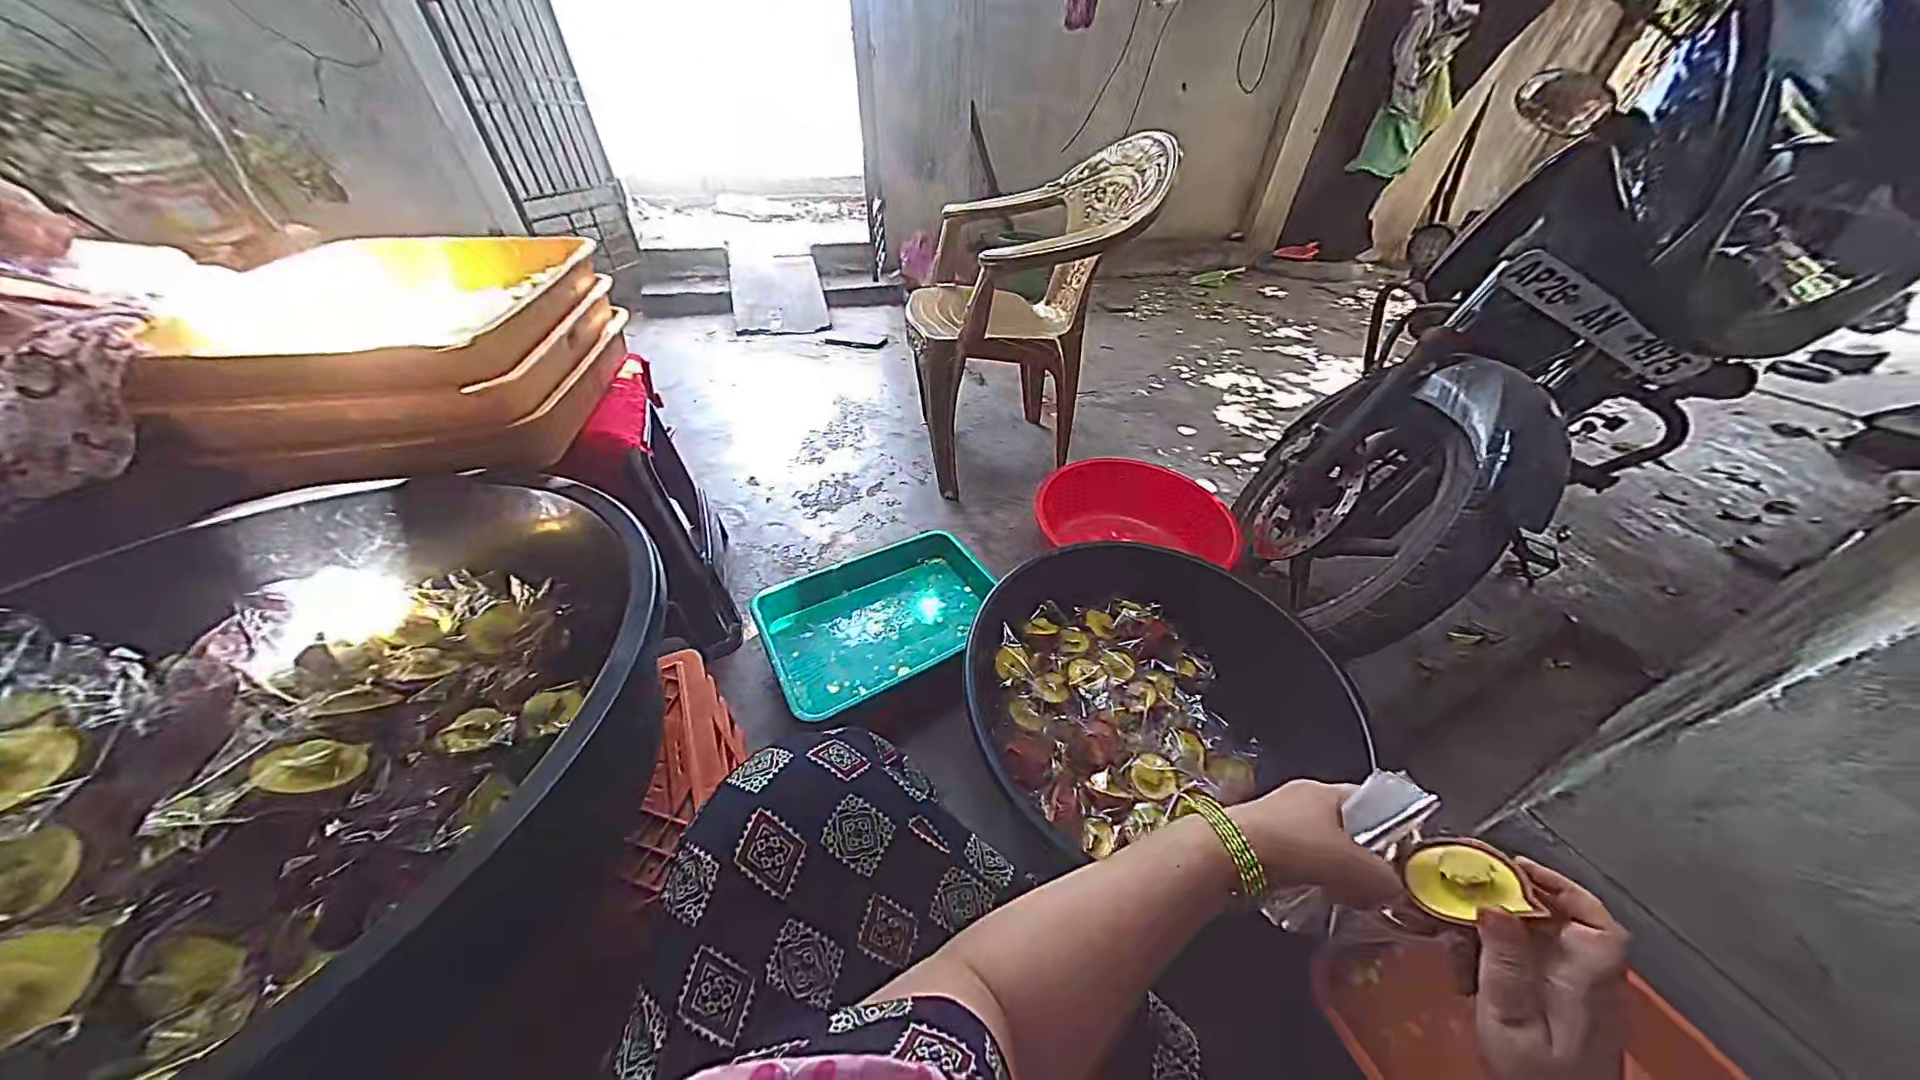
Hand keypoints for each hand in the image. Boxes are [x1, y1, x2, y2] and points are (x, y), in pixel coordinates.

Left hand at [1225, 779, 1400, 905]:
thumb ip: (1386, 879)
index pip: (1372, 801)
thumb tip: (1397, 891)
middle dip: (1366, 858)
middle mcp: (1300, 799)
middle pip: (1348, 828)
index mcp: (1324, 791)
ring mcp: (1277, 820)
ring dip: (1339, 873)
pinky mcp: (1260, 842)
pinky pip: (1299, 861)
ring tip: (1352, 898)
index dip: (1396, 827)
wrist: (1228, 853)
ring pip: (1323, 848)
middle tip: (1381, 887)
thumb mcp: (1355, 866)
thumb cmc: (1294, 847)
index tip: (1409, 858)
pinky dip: (1313, 879)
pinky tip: (1320, 899)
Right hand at [1475, 858, 1629, 1079]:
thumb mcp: (1509, 1017)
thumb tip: (1493, 905)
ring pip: (1541, 935)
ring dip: (1497, 922)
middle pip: (1562, 919)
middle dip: (1512, 896)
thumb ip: (1504, 962)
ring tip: (1458, 928)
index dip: (1562, 886)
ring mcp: (1576, 992)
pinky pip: (1530, 955)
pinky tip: (1469, 957)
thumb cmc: (1535, 1076)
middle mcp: (1588, 981)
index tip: (1515, 867)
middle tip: (1468, 886)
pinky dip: (1497, 944)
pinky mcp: (1558, 1000)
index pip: (1598, 922)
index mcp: (1585, 982)